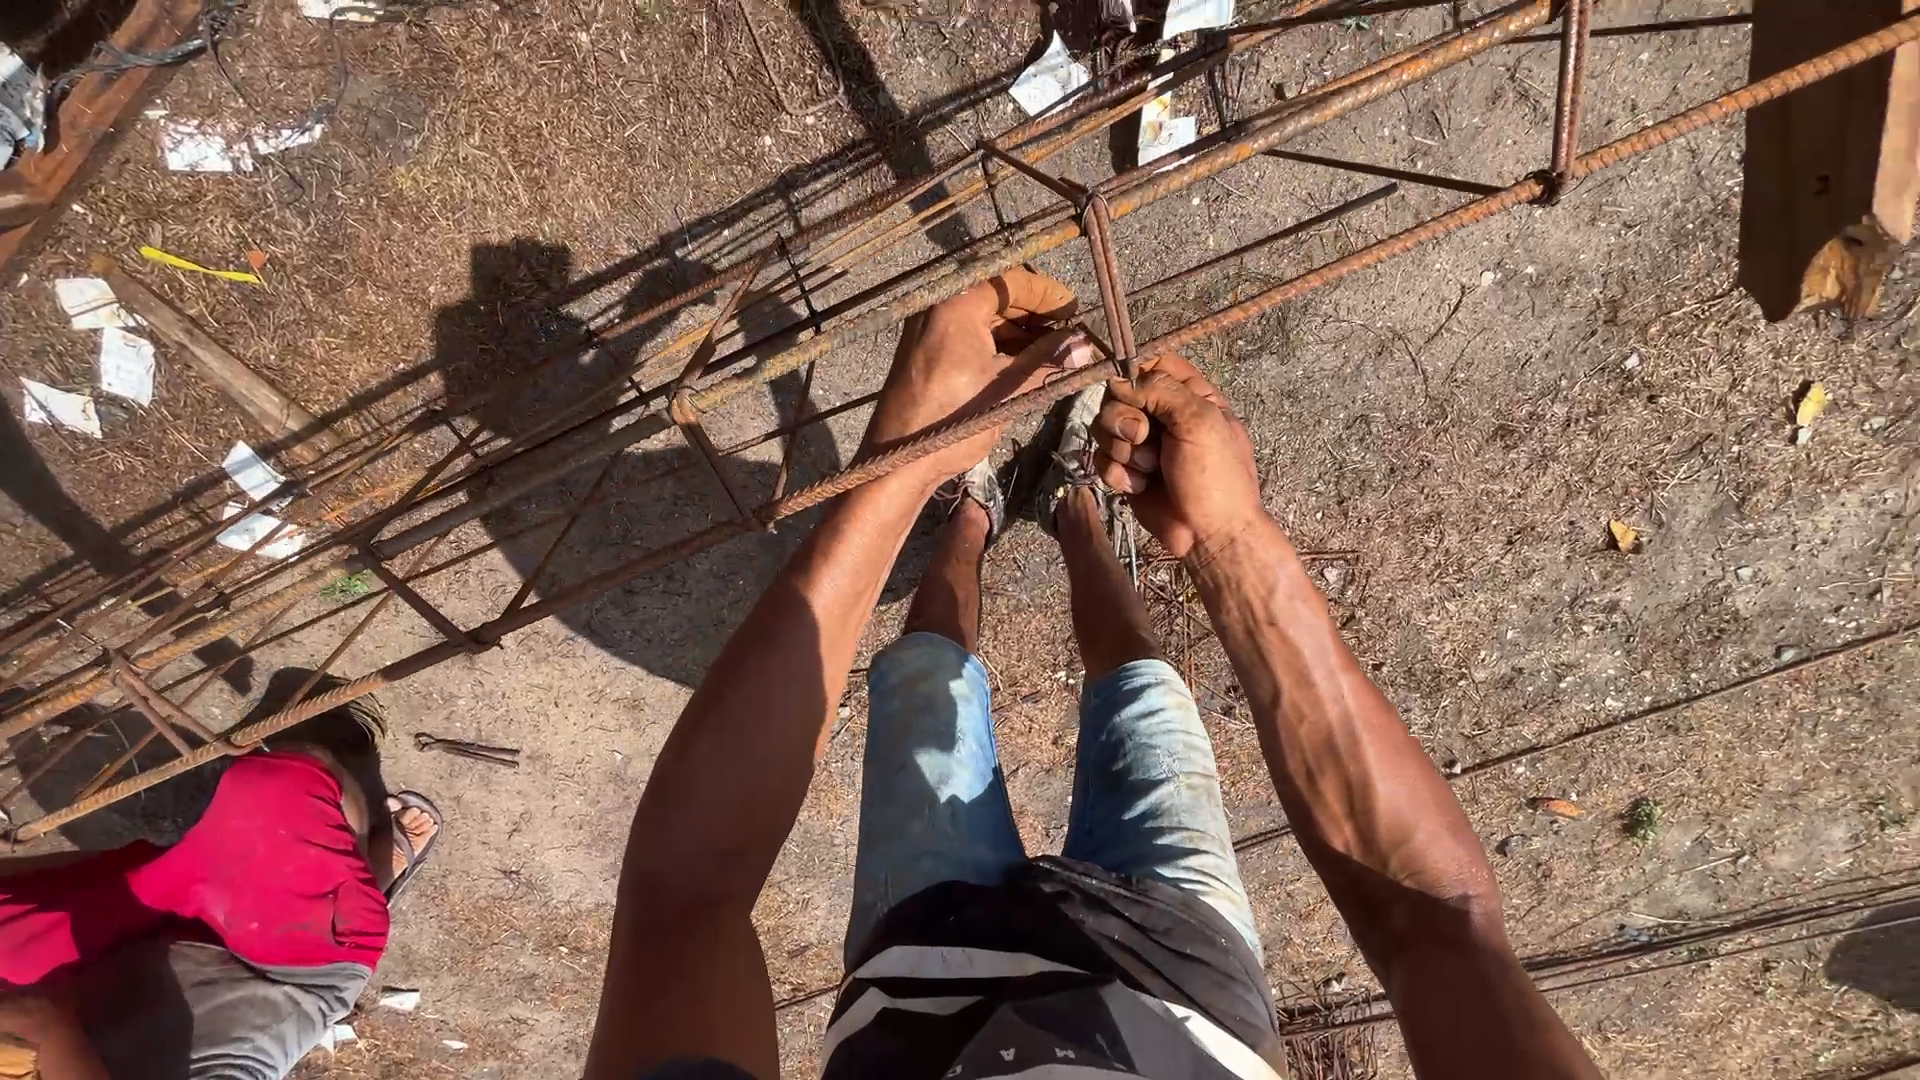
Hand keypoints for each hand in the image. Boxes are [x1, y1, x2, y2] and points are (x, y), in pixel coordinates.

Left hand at [862, 269, 1094, 493]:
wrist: (900, 462)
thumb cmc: (953, 423)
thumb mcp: (1007, 390)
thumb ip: (1047, 361)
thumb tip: (1084, 346)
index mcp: (955, 307)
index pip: (1012, 282)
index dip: (1049, 295)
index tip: (1075, 312)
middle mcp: (937, 309)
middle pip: (997, 298)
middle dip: (1036, 316)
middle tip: (1068, 334)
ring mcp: (928, 331)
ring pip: (983, 319)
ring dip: (1018, 333)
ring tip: (1051, 353)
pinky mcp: (925, 354)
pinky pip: (967, 337)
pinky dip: (995, 347)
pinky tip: (1021, 364)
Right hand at [1093, 354, 1262, 561]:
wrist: (1208, 535)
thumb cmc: (1216, 476)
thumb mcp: (1199, 421)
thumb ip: (1160, 390)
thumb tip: (1120, 380)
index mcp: (1189, 395)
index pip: (1151, 364)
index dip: (1134, 373)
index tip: (1129, 390)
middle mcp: (1162, 415)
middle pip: (1117, 396)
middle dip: (1125, 420)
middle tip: (1146, 439)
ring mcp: (1141, 445)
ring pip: (1104, 428)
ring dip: (1123, 451)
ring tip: (1149, 470)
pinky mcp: (1126, 472)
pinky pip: (1102, 460)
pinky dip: (1118, 475)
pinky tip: (1139, 487)